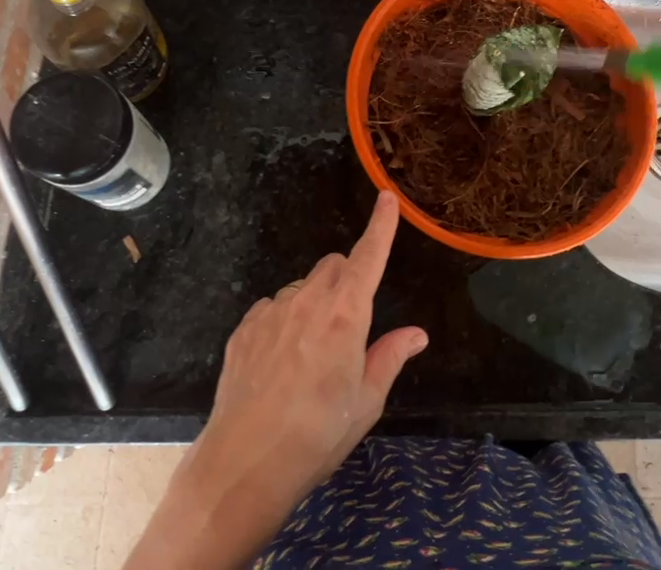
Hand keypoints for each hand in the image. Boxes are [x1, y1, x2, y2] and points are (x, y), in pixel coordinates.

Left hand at [124, 192, 427, 568]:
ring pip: (302, 286)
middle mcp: (307, 301)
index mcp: (345, 315)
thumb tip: (416, 333)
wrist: (245, 462)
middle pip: (334, 265)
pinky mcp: (243, 328)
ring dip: (315, 302)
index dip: (381, 226)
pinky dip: (285, 320)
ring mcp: (270, 312)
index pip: (368, 257)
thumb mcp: (366, 402)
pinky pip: (273, 307)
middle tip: (351, 322)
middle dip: (348, 278)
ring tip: (312, 356)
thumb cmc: (318, 435)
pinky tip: (281, 362)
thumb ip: (390, 357)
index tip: (387, 199)